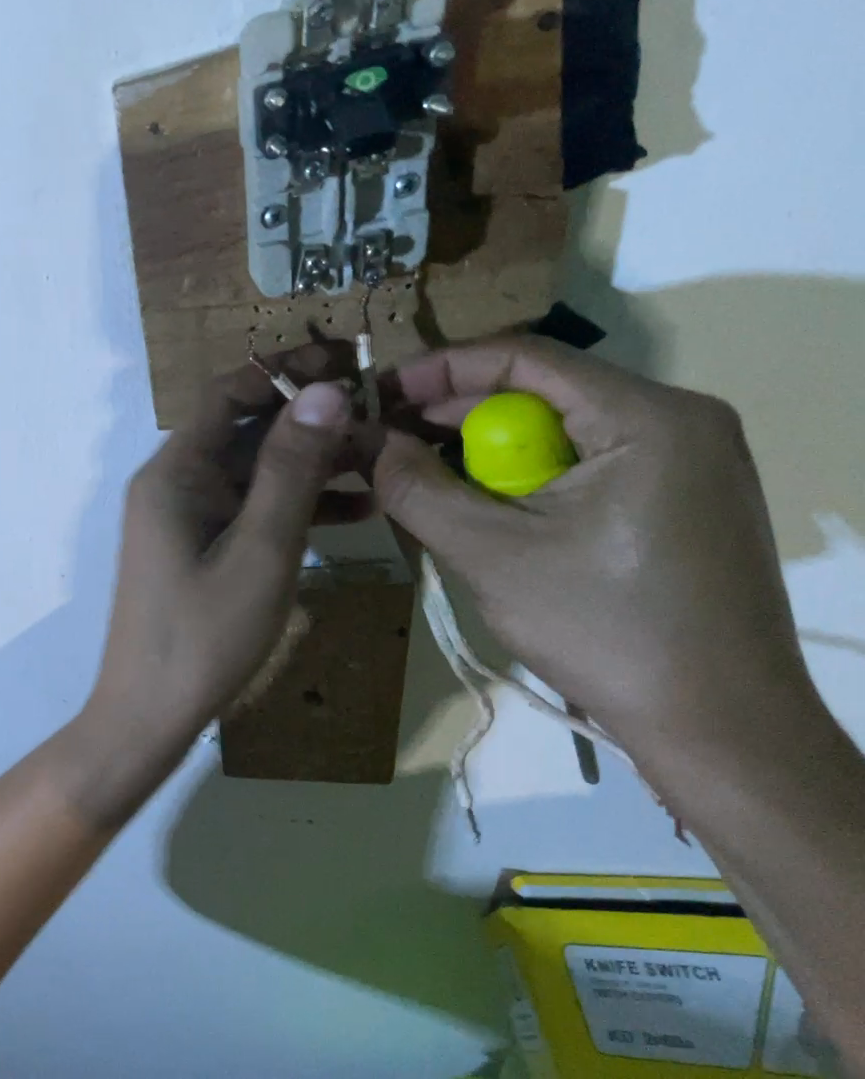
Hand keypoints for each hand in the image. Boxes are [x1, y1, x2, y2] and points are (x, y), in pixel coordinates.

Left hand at [90, 350, 363, 736]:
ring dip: (311, 465)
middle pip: (242, 430)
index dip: (285, 371)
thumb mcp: (259, 550)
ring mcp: (181, 517)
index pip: (227, 394)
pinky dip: (293, 505)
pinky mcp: (194, 547)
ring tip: (385, 464)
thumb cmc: (203, 635)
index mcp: (173, 473)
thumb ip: (290, 470)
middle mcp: (171, 484)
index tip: (351, 361)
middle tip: (386, 419)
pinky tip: (356, 512)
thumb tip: (325, 391)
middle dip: (310, 421)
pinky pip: (246, 509)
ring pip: (250, 472)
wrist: (148, 710)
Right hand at [373, 337, 820, 754]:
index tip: (375, 395)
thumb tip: (365, 439)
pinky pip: (583, 465)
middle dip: (455, 418)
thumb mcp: (487, 553)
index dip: (439, 369)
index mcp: (646, 417)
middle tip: (386, 445)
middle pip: (542, 392)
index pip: (525, 358)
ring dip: (485, 456)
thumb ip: (414, 488)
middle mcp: (678, 421)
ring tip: (423, 486)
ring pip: (558, 433)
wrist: (713, 721)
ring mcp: (685, 462)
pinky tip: (484, 516)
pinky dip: (523, 482)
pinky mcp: (678, 500)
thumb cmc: (600, 627)